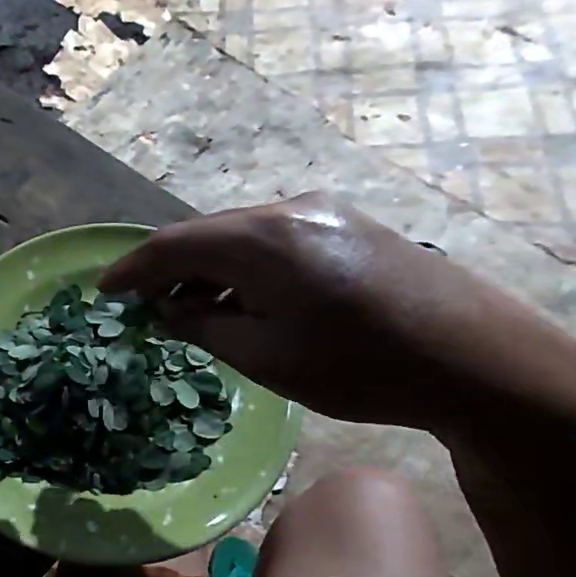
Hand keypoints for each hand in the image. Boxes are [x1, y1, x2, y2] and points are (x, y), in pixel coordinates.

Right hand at [100, 195, 575, 435]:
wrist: (472, 355)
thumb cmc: (361, 367)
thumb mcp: (268, 357)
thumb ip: (207, 326)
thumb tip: (168, 308)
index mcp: (261, 240)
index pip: (174, 244)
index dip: (133, 269)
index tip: (103, 291)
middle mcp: (288, 209)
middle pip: (208, 233)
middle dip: (170, 268)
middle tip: (144, 305)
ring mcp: (324, 211)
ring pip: (242, 235)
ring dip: (209, 267)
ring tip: (189, 306)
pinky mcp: (349, 225)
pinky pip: (276, 239)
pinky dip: (246, 266)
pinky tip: (244, 296)